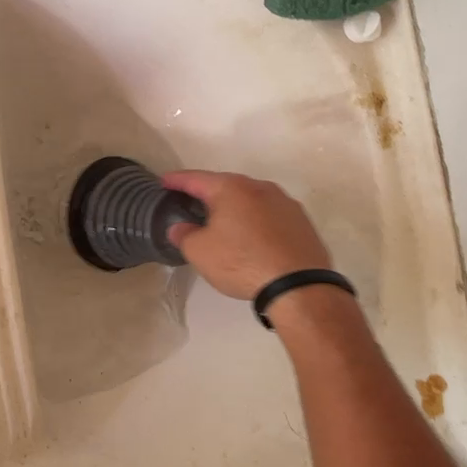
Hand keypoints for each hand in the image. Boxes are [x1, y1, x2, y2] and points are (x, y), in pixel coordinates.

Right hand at [161, 171, 332, 300]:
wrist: (300, 287)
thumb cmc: (241, 262)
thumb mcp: (199, 252)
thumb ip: (184, 235)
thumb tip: (181, 228)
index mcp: (231, 188)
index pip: (195, 179)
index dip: (176, 180)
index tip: (163, 181)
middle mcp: (260, 187)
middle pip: (226, 186)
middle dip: (207, 194)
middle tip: (191, 203)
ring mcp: (285, 203)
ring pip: (250, 200)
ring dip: (234, 208)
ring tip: (222, 222)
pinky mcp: (302, 222)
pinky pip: (269, 215)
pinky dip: (255, 221)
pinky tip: (251, 238)